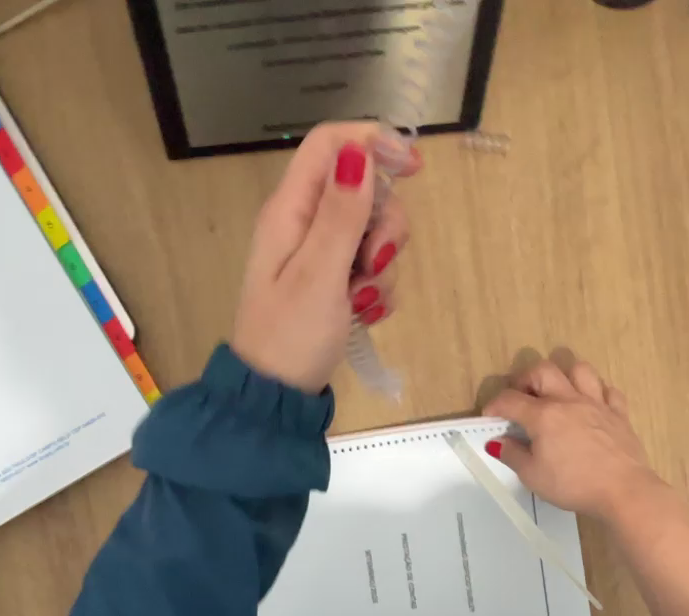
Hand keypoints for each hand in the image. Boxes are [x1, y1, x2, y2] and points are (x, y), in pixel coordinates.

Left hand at [231, 122, 419, 392]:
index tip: (413, 169)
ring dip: (381, 268)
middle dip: (384, 226)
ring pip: (373, 234)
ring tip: (361, 304)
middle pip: (363, 190)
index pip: (332, 145)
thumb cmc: (292, 338)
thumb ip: (341, 214)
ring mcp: (319, 257)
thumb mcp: (319, 275)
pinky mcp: (332, 286)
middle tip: (373, 266)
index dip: (374, 143)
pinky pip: (369, 270)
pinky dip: (375, 290)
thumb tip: (359, 151)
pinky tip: (365, 316)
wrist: (275, 398)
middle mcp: (303, 225)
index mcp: (290, 211)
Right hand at [483, 351, 668, 521]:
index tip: (489, 416)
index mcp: (543, 416)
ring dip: (563, 377)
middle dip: (525, 379)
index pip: (510, 400)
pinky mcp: (619, 413)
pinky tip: (590, 406)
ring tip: (557, 394)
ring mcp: (597, 404)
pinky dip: (596, 393)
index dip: (494, 405)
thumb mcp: (532, 476)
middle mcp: (568, 401)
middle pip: (543, 371)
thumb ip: (512, 455)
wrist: (622, 490)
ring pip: (579, 370)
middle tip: (520, 397)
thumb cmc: (572, 485)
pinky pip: (608, 391)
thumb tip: (497, 442)